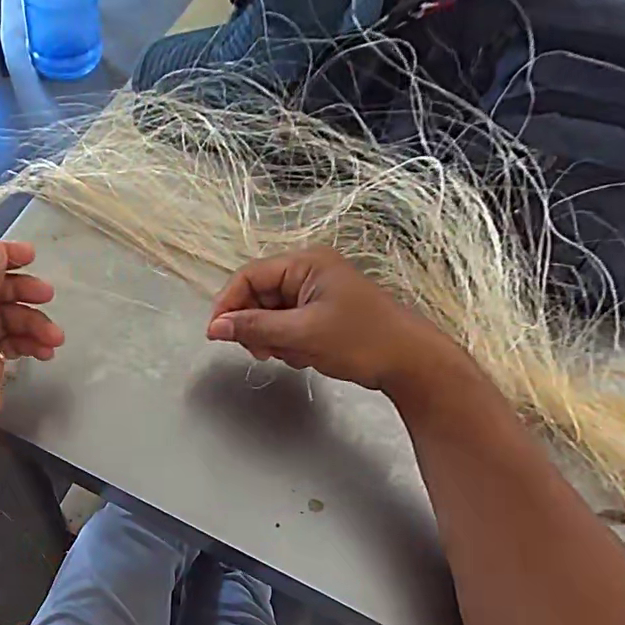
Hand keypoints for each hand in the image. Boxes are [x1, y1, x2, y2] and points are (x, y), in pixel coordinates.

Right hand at [205, 247, 468, 396]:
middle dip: (255, 327)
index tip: (216, 334)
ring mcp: (316, 296)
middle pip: (259, 297)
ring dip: (273, 339)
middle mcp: (309, 273)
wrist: (409, 361)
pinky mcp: (322, 317)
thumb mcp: (302, 334)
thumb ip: (255, 328)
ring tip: (292, 355)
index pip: (250, 276)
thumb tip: (215, 327)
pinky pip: (289, 328)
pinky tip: (305, 357)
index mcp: (306, 263)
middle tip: (263, 352)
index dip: (228, 304)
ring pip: (272, 316)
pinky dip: (289, 345)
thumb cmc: (360, 340)